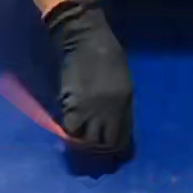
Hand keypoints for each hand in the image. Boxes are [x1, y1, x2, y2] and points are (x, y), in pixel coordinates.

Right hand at [42, 0, 132, 157]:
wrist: (84, 38)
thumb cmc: (104, 52)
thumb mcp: (121, 79)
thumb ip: (117, 103)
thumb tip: (111, 124)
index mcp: (125, 101)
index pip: (122, 138)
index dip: (116, 150)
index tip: (110, 155)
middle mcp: (110, 110)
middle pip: (105, 144)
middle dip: (98, 151)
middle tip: (91, 152)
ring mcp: (91, 111)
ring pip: (87, 142)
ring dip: (82, 145)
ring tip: (78, 143)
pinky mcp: (73, 108)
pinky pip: (71, 131)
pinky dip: (69, 135)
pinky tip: (68, 131)